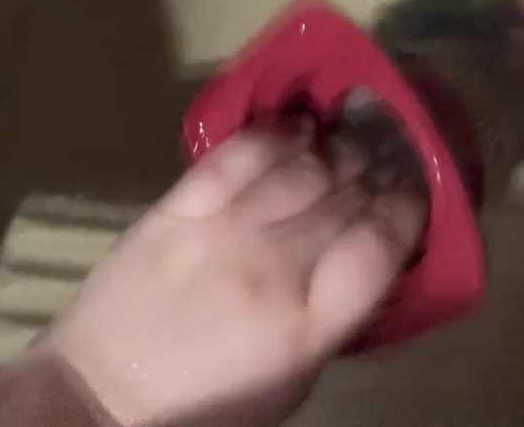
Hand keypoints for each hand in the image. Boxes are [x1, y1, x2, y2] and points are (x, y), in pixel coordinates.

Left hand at [33, 129, 424, 426]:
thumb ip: (336, 312)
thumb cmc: (209, 407)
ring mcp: (223, 229)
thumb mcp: (294, 380)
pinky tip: (303, 125)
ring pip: (304, 168)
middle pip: (347, 197)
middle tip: (401, 147)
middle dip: (384, 167)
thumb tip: (373, 250)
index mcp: (306, 325)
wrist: (101, 400)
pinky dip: (278, 134)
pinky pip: (241, 154)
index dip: (409, 207)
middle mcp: (272, 267)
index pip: (379, 245)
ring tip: (363, 131)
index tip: (421, 187)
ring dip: (343, 146)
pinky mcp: (180, 205)